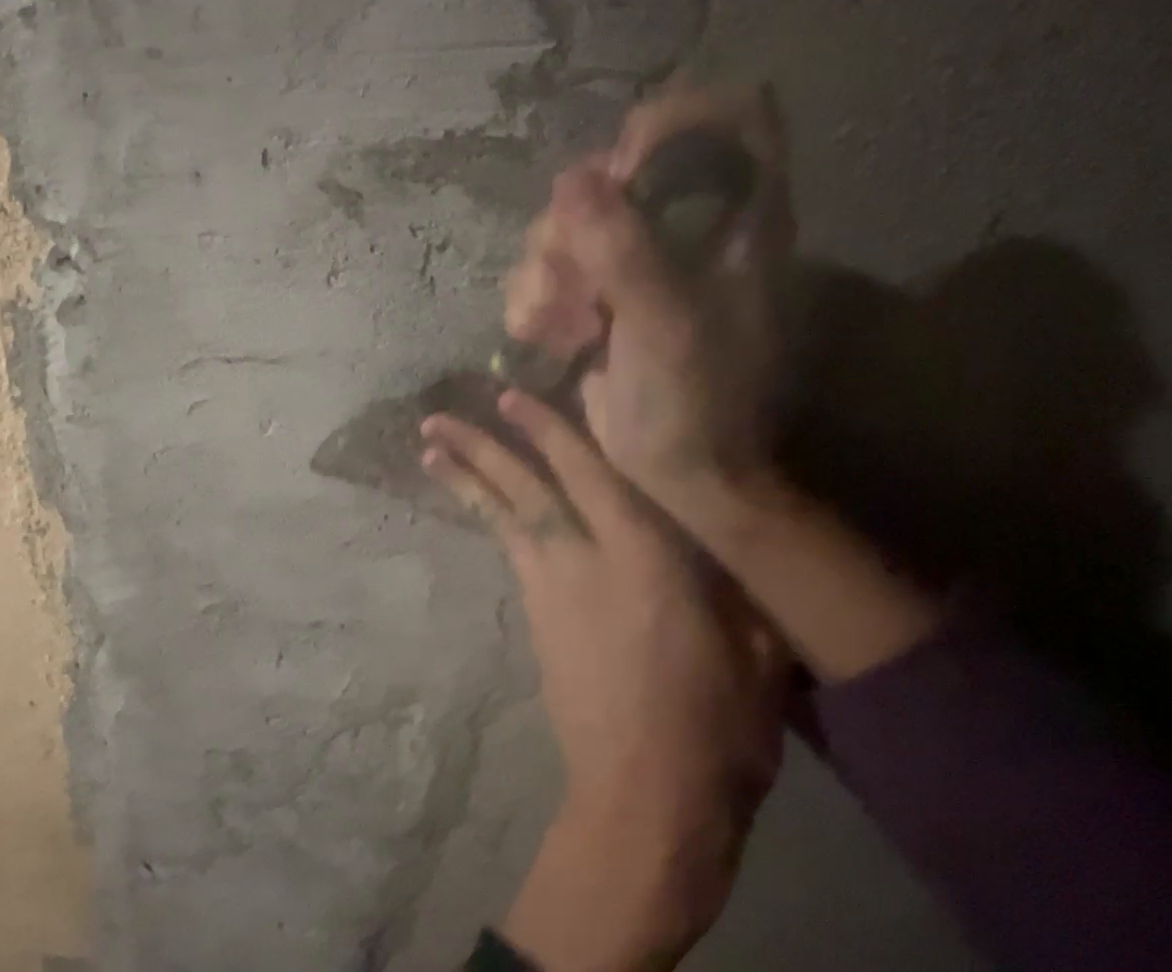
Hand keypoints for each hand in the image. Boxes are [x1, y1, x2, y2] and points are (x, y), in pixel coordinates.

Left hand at [422, 389, 789, 968]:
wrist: (645, 790)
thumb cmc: (718, 722)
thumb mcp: (756, 644)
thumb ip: (728, 577)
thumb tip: (717, 527)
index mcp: (646, 557)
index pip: (590, 473)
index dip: (549, 429)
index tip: (510, 394)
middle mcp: (585, 562)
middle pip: (524, 490)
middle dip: (478, 448)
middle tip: (432, 418)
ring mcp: (550, 593)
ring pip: (503, 520)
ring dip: (467, 481)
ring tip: (429, 450)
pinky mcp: (535, 623)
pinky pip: (510, 554)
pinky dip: (489, 521)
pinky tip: (477, 506)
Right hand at [504, 86, 794, 501]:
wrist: (677, 471)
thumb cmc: (694, 401)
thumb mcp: (663, 322)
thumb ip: (622, 248)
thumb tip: (571, 178)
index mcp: (738, 217)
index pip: (726, 117)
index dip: (667, 131)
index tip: (624, 182)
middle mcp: (686, 225)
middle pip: (612, 173)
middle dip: (572, 228)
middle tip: (575, 284)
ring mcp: (636, 259)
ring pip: (565, 223)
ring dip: (543, 274)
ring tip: (558, 326)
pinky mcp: (595, 294)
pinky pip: (545, 267)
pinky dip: (532, 300)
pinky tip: (542, 337)